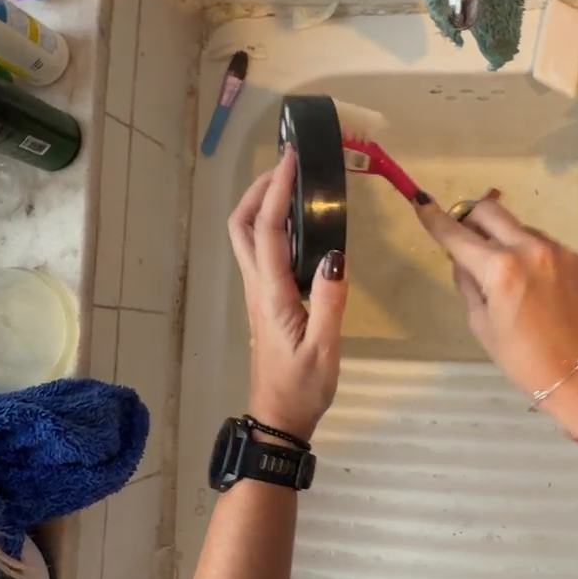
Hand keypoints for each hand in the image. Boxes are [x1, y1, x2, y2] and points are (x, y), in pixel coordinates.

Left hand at [227, 147, 348, 441]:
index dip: (278, 191)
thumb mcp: (324, 348)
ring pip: (245, 238)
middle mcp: (257, 287)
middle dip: (258, 189)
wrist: (278, 417)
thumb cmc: (302, 387)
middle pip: (242, 226)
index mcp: (271, 293)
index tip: (293, 160)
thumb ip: (330, 301)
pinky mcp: (264, 301)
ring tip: (290, 185)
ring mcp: (257, 293)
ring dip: (260, 204)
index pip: (269, 231)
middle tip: (287, 166)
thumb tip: (335, 254)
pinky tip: (295, 226)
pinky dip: (269, 226)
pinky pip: (258, 252)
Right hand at [415, 193, 577, 424]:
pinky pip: (542, 243)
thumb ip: (467, 282)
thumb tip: (462, 257)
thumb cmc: (521, 357)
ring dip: (502, 237)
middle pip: (490, 210)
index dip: (435, 219)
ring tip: (504, 271)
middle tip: (464, 235)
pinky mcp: (576, 257)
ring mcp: (557, 250)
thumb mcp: (480, 324)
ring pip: (518, 226)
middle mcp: (530, 248)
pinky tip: (531, 282)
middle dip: (470, 216)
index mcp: (500, 269)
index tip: (422, 202)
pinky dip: (528, 252)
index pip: (457, 235)